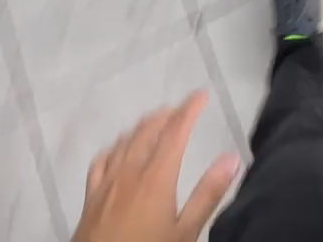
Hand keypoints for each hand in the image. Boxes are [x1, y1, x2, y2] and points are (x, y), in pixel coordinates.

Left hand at [73, 91, 240, 241]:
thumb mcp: (185, 233)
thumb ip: (208, 194)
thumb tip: (232, 157)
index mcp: (156, 177)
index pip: (176, 130)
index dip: (190, 108)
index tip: (202, 95)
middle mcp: (130, 172)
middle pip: (148, 130)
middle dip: (167, 114)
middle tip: (183, 109)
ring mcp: (106, 183)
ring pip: (125, 140)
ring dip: (143, 125)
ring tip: (156, 121)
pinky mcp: (90, 197)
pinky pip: (101, 160)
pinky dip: (115, 146)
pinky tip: (119, 148)